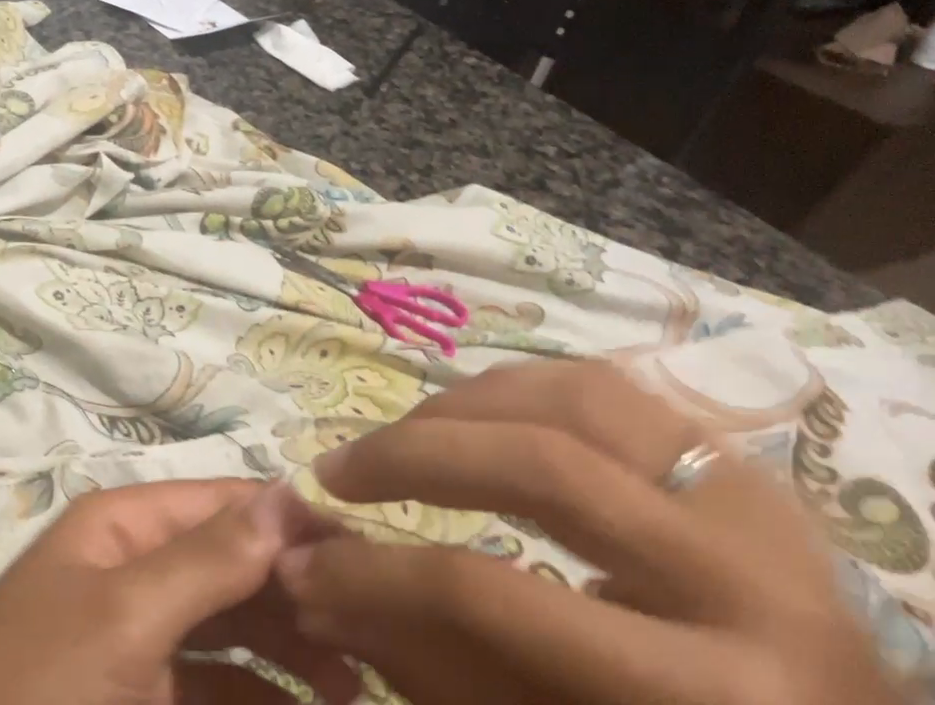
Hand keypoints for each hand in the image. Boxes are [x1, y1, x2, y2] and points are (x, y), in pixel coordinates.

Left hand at [0, 479, 361, 704]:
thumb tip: (287, 491)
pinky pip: (213, 684)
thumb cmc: (41, 680)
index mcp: (122, 527)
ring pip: (230, 629)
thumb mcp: (125, 616)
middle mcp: (131, 568)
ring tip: (356, 687)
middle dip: (300, 596)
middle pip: (233, 566)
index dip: (294, 522)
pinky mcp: (138, 694)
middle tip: (377, 643)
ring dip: (291, 652)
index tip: (373, 560)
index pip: (224, 503)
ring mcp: (134, 635)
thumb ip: (206, 558)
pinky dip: (257, 694)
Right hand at [275, 360, 911, 704]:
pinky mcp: (747, 470)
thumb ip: (428, 659)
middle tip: (335, 471)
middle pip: (543, 467)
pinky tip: (474, 415)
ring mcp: (761, 509)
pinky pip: (618, 390)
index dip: (374, 571)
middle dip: (409, 457)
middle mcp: (751, 583)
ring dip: (462, 404)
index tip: (299, 562)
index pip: (494, 594)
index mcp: (708, 691)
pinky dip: (524, 388)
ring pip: (582, 398)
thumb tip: (311, 581)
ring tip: (399, 435)